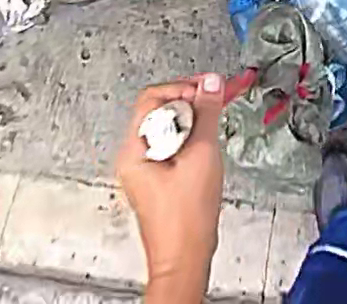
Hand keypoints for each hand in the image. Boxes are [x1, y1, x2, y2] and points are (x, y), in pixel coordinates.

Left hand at [114, 73, 228, 299]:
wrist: (186, 262)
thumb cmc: (186, 221)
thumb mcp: (202, 155)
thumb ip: (207, 114)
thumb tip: (210, 84)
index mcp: (134, 148)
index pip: (153, 98)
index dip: (182, 90)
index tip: (206, 90)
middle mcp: (135, 155)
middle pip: (160, 110)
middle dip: (189, 103)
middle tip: (212, 101)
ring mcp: (146, 167)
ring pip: (168, 126)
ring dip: (192, 121)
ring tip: (211, 124)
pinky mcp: (158, 177)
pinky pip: (173, 143)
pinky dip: (191, 137)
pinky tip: (206, 145)